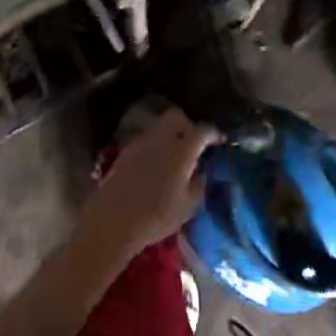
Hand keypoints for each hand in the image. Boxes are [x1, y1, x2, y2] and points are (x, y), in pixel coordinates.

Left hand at [77, 107, 218, 259]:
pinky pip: (147, 137)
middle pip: (176, 117)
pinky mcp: (126, 149)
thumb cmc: (157, 216)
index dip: (213, 133)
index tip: (220, 140)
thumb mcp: (189, 206)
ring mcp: (140, 141)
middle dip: (188, 125)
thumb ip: (200, 184)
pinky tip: (158, 163)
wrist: (114, 218)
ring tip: (177, 154)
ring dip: (171, 133)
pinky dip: (157, 143)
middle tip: (196, 142)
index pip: (201, 131)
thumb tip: (203, 170)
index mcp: (181, 151)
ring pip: (159, 125)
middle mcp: (160, 139)